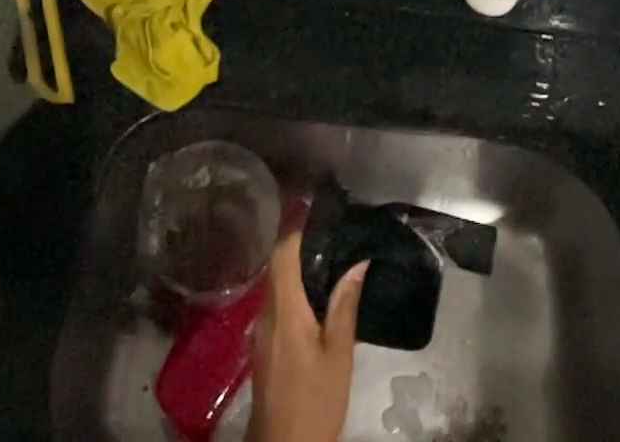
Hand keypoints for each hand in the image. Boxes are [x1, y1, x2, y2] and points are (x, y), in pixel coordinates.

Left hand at [248, 231, 367, 441]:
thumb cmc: (316, 400)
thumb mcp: (339, 354)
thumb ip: (345, 306)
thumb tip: (357, 263)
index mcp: (284, 309)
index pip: (282, 253)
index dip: (299, 230)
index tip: (324, 219)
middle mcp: (266, 311)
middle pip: (278, 264)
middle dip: (303, 246)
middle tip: (337, 238)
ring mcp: (261, 327)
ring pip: (277, 283)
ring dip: (300, 268)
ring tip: (334, 260)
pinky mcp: (264, 341)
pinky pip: (278, 301)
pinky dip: (296, 290)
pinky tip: (321, 295)